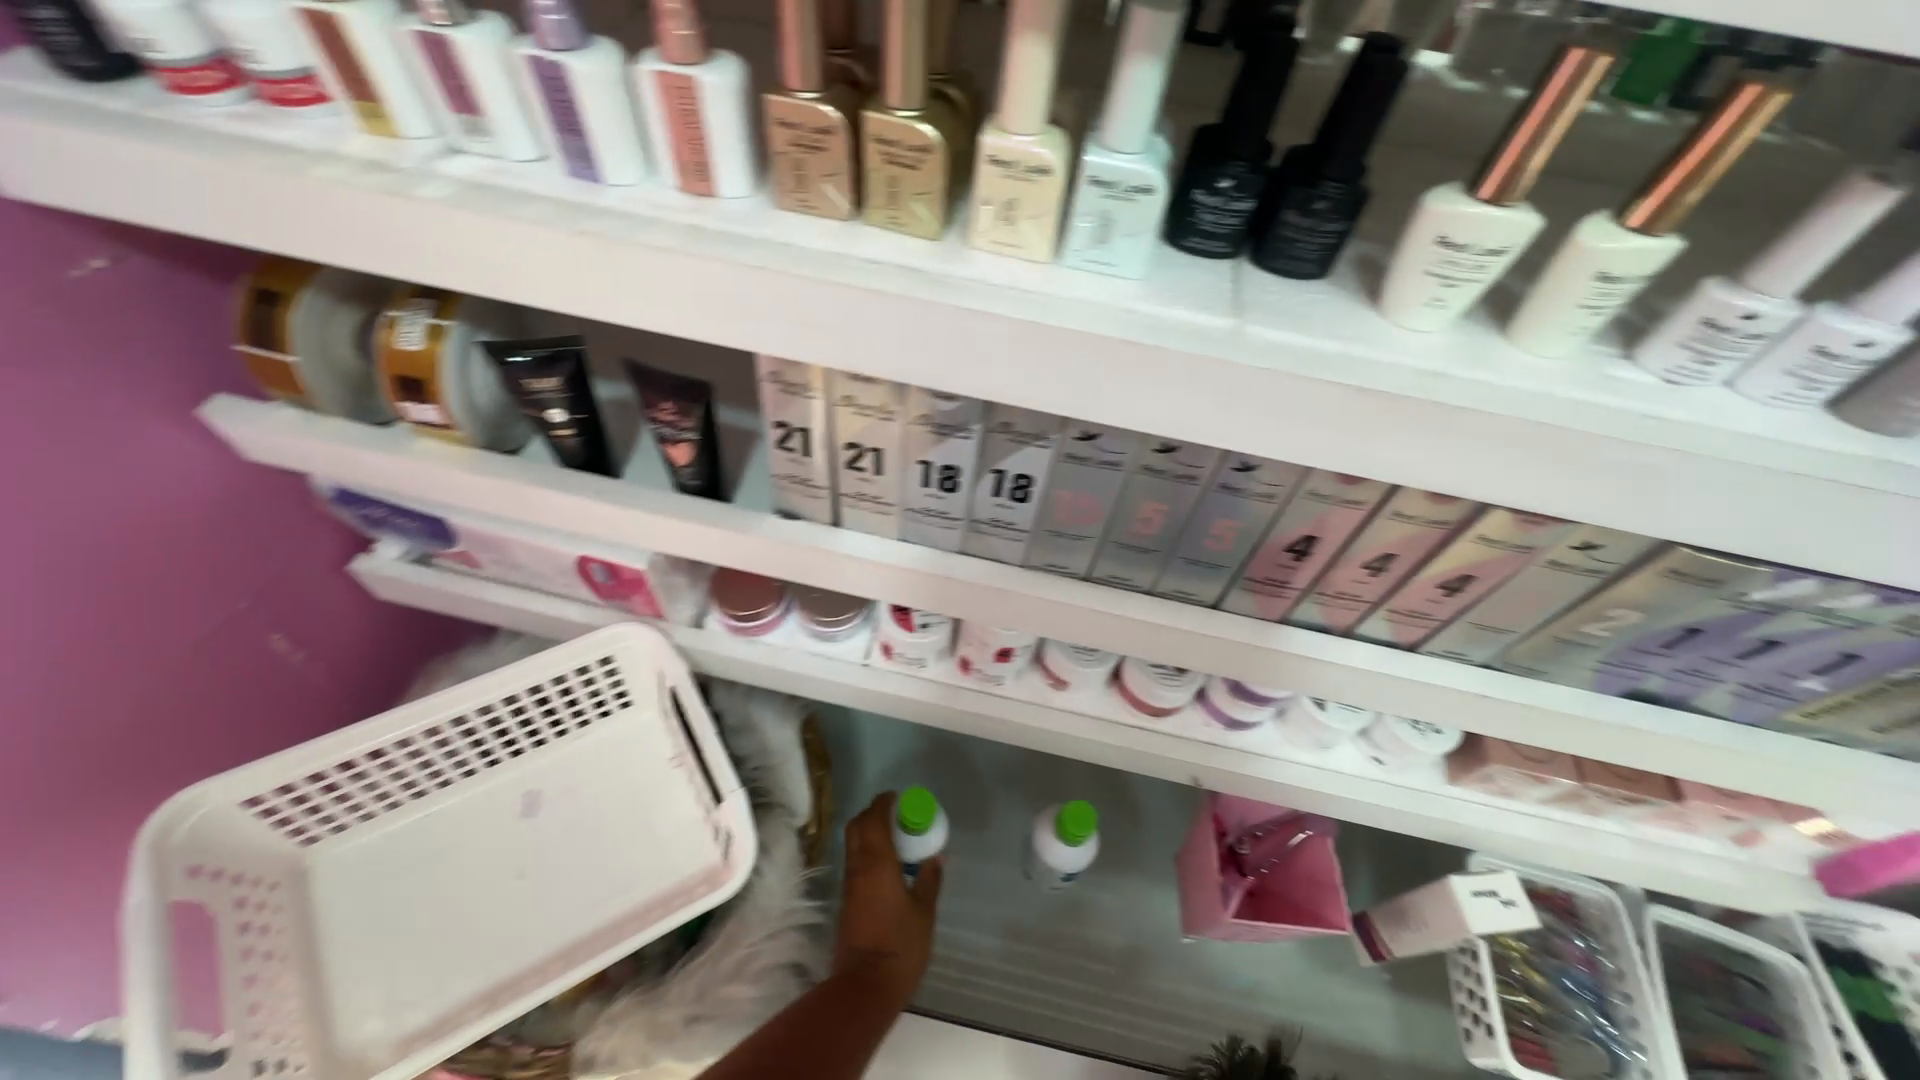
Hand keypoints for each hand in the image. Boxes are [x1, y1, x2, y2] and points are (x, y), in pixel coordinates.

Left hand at [833, 791, 941, 1008]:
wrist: (865, 984)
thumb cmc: (900, 945)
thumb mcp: (924, 912)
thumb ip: (929, 880)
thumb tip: (935, 858)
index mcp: (877, 862)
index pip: (874, 819)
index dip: (883, 803)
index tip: (897, 797)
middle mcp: (858, 867)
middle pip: (856, 827)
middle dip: (872, 814)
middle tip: (895, 814)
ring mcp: (849, 885)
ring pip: (852, 845)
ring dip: (868, 833)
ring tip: (894, 838)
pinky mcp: (846, 901)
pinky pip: (854, 863)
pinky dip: (867, 853)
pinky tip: (886, 866)